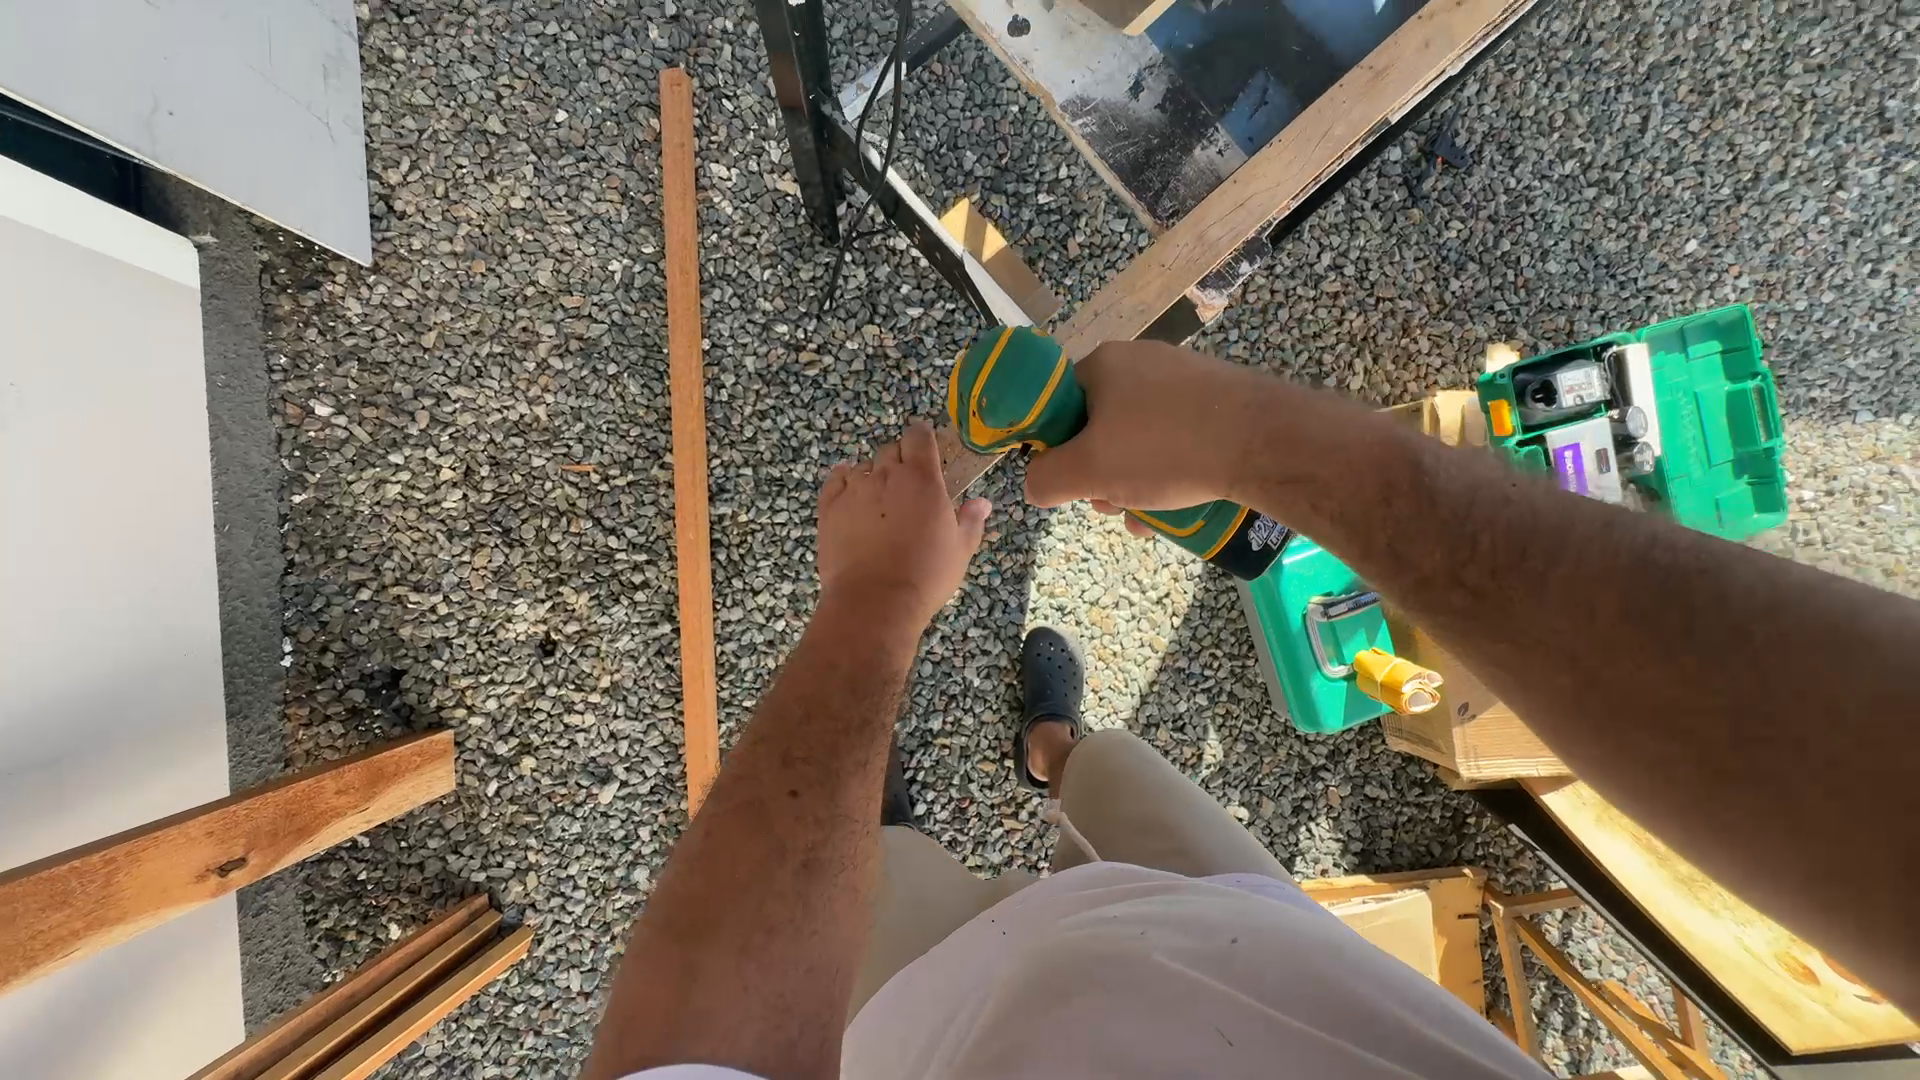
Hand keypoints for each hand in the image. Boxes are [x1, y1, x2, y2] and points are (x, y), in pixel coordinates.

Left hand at [817, 420, 991, 634]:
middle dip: (899, 459)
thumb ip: (970, 521)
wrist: (875, 601)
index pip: (919, 436)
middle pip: (890, 450)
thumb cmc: (926, 575)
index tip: (926, 445)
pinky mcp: (829, 508)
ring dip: (873, 475)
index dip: (922, 437)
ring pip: (863, 467)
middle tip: (907, 483)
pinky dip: (843, 481)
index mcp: (922, 479)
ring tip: (879, 499)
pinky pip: (835, 481)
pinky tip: (850, 493)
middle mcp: (885, 475)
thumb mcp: (960, 550)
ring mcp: (853, 490)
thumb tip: (982, 503)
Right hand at [1023, 341, 1276, 523]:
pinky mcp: (1218, 399)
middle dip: (1101, 476)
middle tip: (1114, 505)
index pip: (1058, 407)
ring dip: (1134, 483)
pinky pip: (1175, 438)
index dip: (1059, 452)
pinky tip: (1177, 505)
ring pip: (1139, 439)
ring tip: (1148, 517)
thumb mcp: (1089, 471)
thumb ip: (1046, 479)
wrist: (1266, 442)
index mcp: (1103, 364)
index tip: (1076, 484)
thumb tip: (1035, 485)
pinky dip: (1169, 472)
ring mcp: (1184, 378)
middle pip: (1099, 428)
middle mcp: (1141, 361)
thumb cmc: (1165, 449)